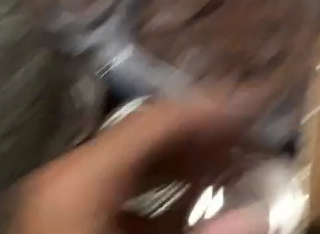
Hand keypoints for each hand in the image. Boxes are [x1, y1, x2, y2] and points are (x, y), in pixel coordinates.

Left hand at [11, 99, 256, 233]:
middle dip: (202, 136)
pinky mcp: (60, 215)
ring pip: (133, 165)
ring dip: (184, 165)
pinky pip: (117, 193)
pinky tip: (193, 201)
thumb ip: (203, 231)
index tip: (255, 99)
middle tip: (252, 132)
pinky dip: (158, 194)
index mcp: (78, 169)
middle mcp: (65, 168)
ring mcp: (59, 193)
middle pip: (147, 136)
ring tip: (232, 163)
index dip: (211, 106)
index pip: (157, 117)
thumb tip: (261, 209)